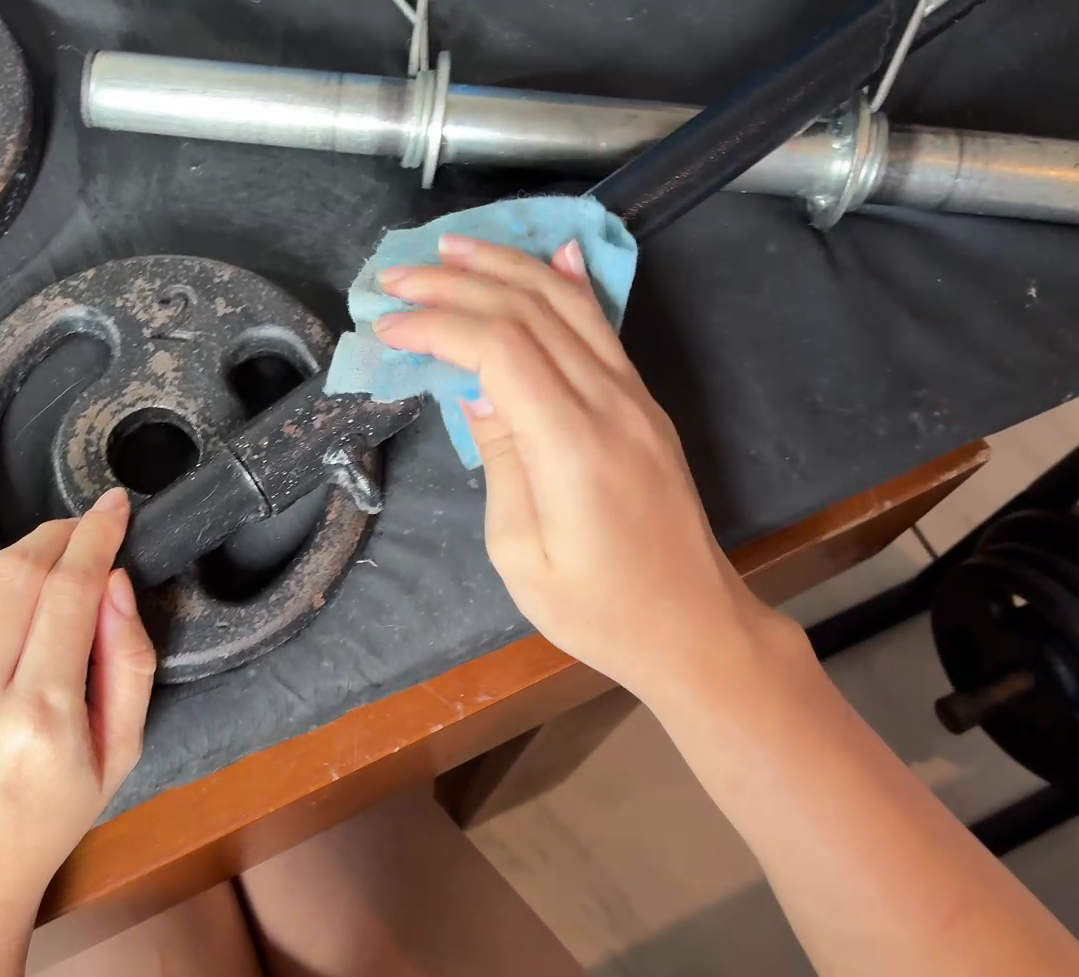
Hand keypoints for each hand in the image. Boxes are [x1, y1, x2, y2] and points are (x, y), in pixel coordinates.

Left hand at [0, 488, 156, 941]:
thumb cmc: (44, 824)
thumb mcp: (117, 757)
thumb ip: (128, 664)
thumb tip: (113, 580)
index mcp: (42, 721)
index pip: (69, 591)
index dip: (94, 536)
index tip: (111, 508)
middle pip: (11, 575)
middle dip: (50, 536)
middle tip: (71, 530)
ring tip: (21, 585)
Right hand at [373, 235, 788, 701]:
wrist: (692, 626)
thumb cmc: (594, 608)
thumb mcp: (519, 551)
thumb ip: (501, 460)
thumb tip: (477, 393)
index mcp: (571, 444)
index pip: (498, 349)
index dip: (437, 325)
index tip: (386, 326)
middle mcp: (609, 403)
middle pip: (530, 312)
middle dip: (457, 284)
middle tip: (397, 277)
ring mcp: (635, 399)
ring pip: (569, 307)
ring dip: (507, 268)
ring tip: (453, 249)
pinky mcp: (643, 406)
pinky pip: (603, 330)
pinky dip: (571, 286)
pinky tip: (555, 256)